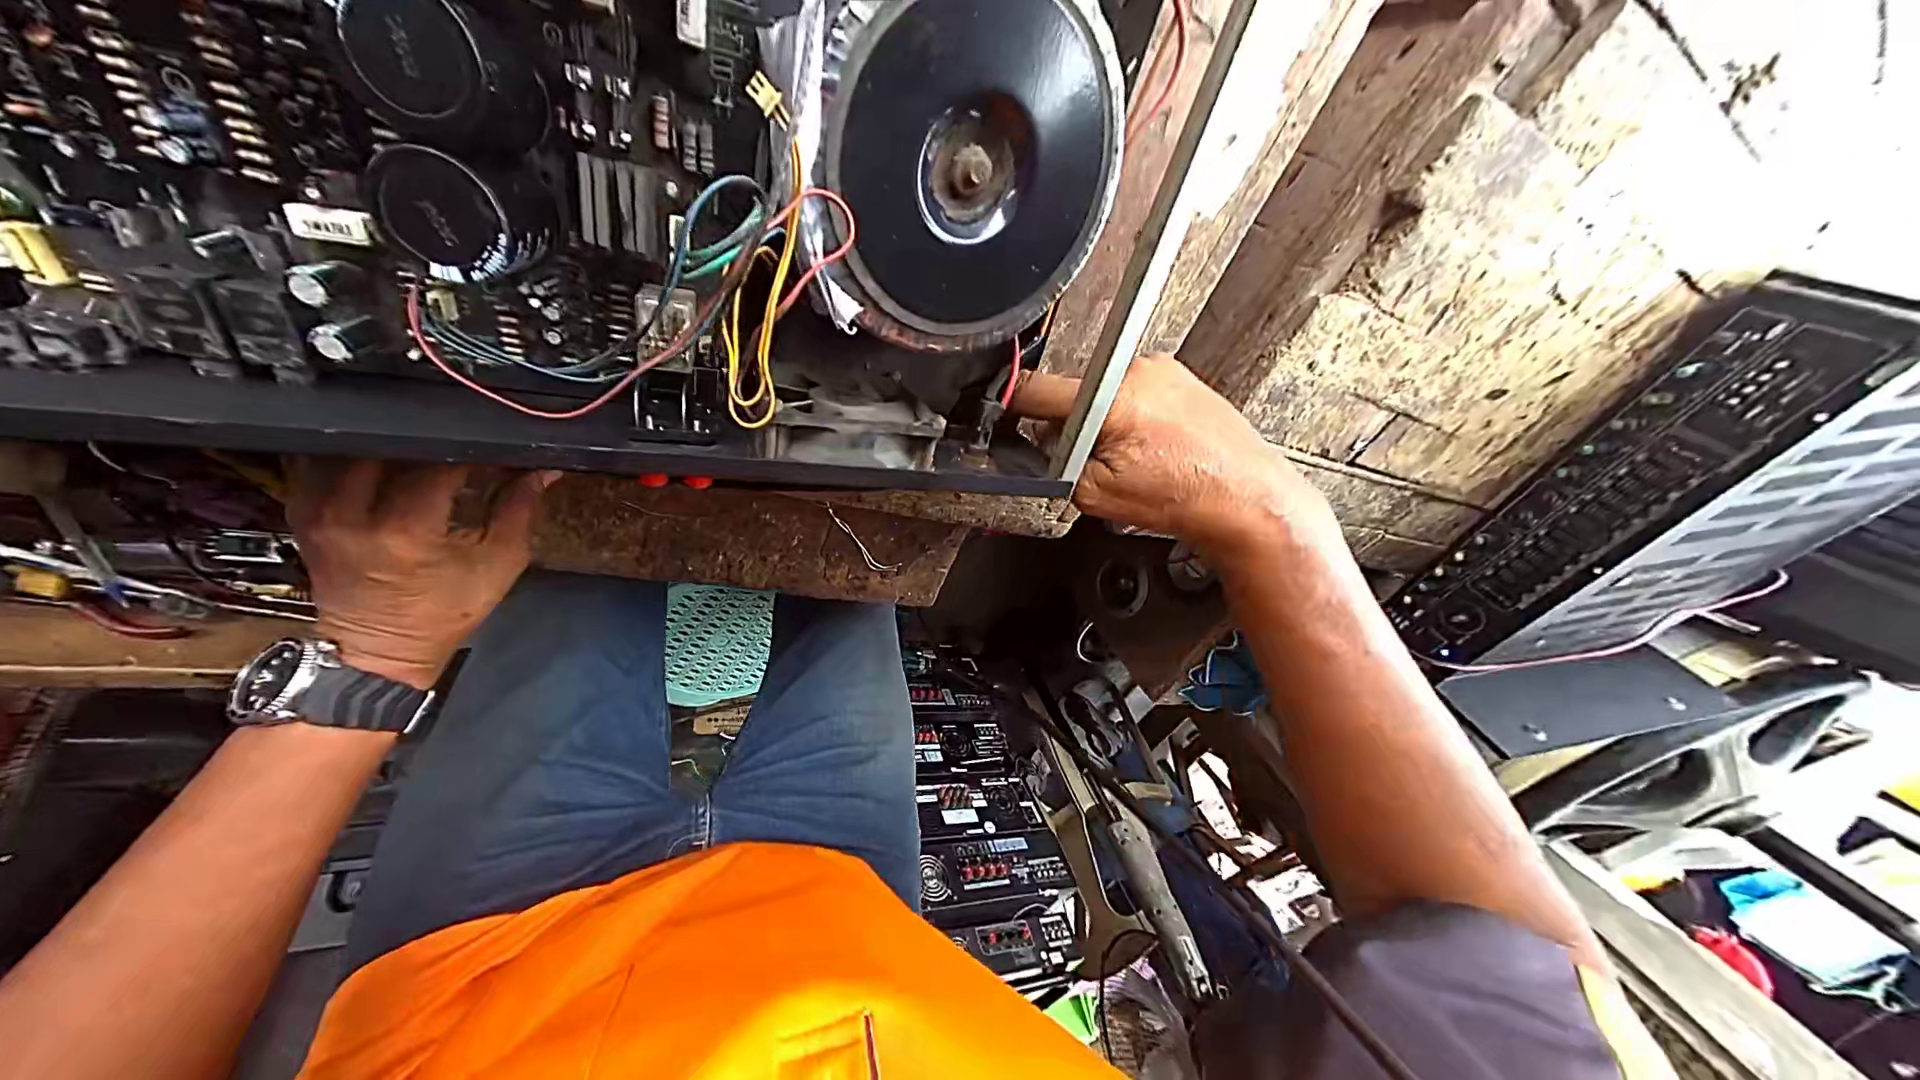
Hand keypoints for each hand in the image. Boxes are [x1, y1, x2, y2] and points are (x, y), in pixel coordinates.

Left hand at [285, 460, 559, 689]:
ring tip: (419, 454)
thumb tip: (542, 471)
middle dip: (429, 447)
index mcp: (407, 530)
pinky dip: (351, 459)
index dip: (472, 453)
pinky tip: (380, 463)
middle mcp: (353, 516)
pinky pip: (318, 468)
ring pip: (350, 452)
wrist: (381, 650)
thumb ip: (519, 510)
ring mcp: (320, 514)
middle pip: (390, 449)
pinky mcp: (303, 516)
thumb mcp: (500, 563)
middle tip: (456, 450)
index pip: (440, 465)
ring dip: (389, 448)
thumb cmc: (447, 611)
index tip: (492, 451)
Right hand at [1012, 355, 1335, 552]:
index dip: (1011, 406)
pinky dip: (1130, 415)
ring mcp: (1163, 369)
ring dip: (1101, 419)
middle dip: (1068, 424)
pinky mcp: (1179, 377)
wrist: (1245, 498)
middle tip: (1090, 459)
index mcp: (1114, 396)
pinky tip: (1149, 446)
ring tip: (1133, 456)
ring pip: (1103, 392)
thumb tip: (1038, 444)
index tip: (1001, 412)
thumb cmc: (1188, 497)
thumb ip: (1055, 464)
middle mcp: (1139, 369)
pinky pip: (1133, 391)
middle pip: (1071, 391)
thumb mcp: (1096, 493)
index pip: (1038, 390)